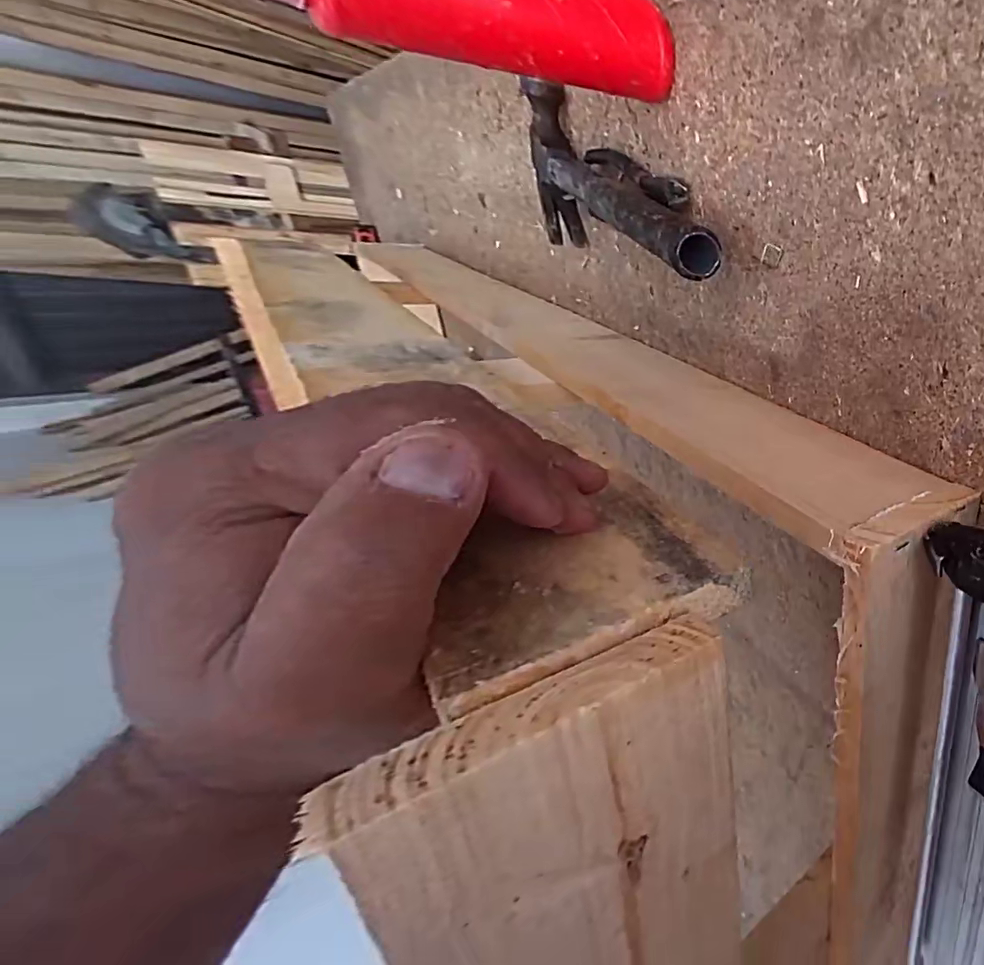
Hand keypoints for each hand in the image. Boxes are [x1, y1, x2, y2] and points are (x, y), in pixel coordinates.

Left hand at [109, 381, 609, 797]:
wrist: (251, 754)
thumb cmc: (284, 732)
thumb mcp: (317, 671)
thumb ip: (370, 563)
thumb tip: (450, 451)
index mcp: (221, 481)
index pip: (393, 425)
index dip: (499, 461)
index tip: (566, 521)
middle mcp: (248, 449)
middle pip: (423, 414)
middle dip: (521, 460)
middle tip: (579, 516)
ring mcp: (291, 456)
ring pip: (442, 422)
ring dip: (521, 462)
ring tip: (572, 506)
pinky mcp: (334, 475)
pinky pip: (440, 446)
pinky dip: (504, 470)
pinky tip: (538, 498)